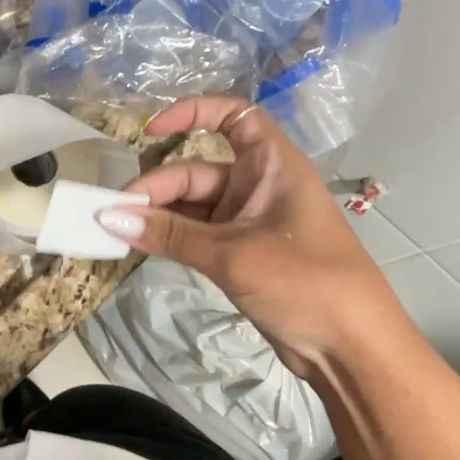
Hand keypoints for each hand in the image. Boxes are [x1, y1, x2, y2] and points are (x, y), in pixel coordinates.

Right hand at [96, 95, 407, 377]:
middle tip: (114, 215)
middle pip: (196, 170)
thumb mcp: (232, 254)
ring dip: (156, 216)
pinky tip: (136, 245)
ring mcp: (247, 222)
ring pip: (190, 205)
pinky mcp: (237, 254)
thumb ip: (169, 235)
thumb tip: (109, 218)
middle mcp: (259, 186)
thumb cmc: (306, 283)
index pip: (234, 116)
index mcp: (274, 166)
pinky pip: (193, 234)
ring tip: (116, 232)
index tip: (150, 131)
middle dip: (156, 188)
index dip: (193, 112)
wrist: (350, 347)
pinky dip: (167, 238)